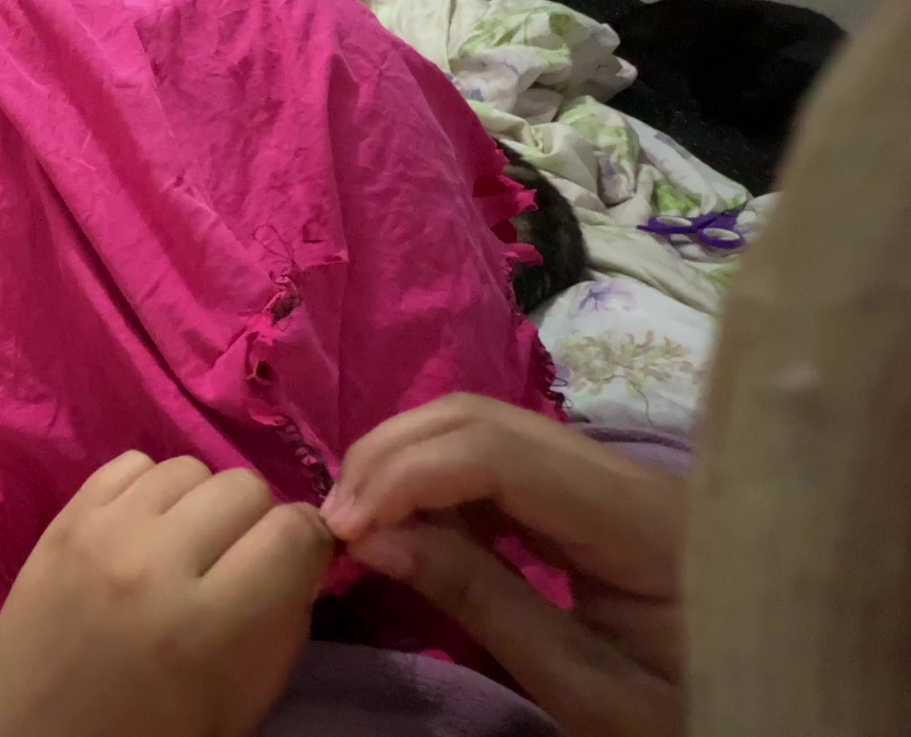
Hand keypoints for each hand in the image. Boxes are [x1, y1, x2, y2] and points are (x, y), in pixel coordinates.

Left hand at [0, 451, 335, 736]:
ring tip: (185, 538)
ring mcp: (103, 527)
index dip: (309, 541)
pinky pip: (131, 461)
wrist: (29, 727)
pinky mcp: (66, 511)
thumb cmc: (145, 732)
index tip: (297, 558)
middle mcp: (155, 558)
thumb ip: (278, 623)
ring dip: (201, 499)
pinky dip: (149, 485)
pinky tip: (142, 523)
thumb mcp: (237, 704)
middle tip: (237, 554)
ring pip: (188, 466)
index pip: (293, 531)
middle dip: (256, 518)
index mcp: (207, 624)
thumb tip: (300, 555)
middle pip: (243, 485)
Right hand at [322, 394, 684, 736]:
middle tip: (340, 516)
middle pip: (474, 417)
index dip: (403, 477)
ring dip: (400, 460)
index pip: (493, 452)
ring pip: (472, 423)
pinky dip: (428, 477)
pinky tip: (408, 519)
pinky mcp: (583, 484)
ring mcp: (603, 470)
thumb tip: (367, 537)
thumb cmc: (695, 718)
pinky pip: (485, 453)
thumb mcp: (590, 691)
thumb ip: (478, 602)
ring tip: (361, 517)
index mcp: (645, 519)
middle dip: (388, 456)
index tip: (344, 530)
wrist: (783, 721)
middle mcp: (623, 469)